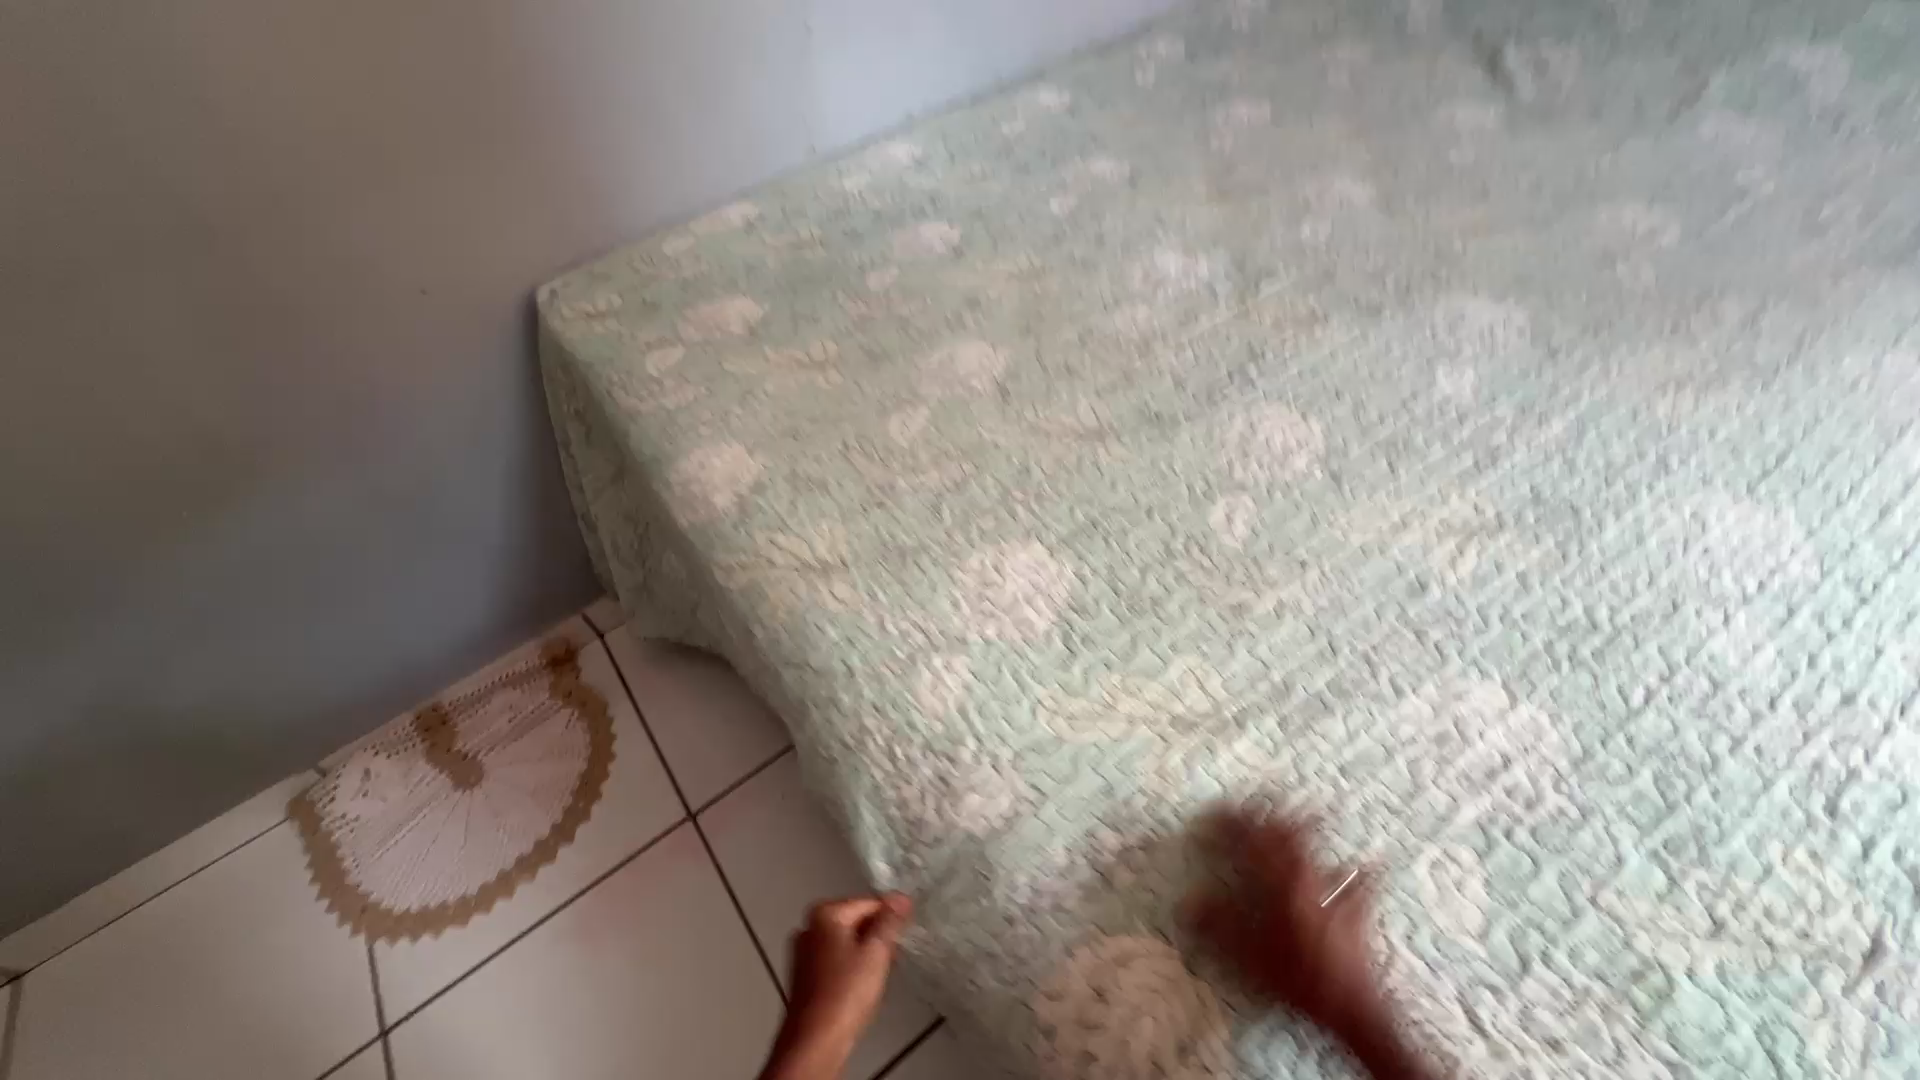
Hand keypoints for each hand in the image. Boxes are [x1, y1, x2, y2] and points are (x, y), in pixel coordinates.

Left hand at [760, 892, 912, 1079]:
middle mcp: (808, 927)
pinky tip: (860, 989)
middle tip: (890, 959)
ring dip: (865, 955)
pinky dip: (851, 970)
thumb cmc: (846, 993)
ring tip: (877, 977)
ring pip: (846, 943)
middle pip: (856, 922)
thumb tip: (901, 896)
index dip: (890, 919)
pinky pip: (836, 962)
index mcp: (824, 913)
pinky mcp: (804, 977)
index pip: (869, 904)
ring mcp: (803, 953)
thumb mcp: (876, 952)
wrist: (814, 1043)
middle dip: (876, 938)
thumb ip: (890, 921)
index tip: (903, 938)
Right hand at [1185, 811, 1397, 1051]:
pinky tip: (1368, 862)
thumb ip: (1217, 925)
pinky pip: (1361, 882)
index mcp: (1277, 883)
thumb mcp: (1246, 955)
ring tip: (1310, 808)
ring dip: (1312, 826)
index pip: (1248, 841)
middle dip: (1269, 811)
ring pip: (1321, 848)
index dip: (1227, 823)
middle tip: (1256, 797)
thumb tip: (1188, 902)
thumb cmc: (1297, 979)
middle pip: (1287, 832)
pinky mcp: (1357, 911)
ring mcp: (1334, 892)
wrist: (1352, 1007)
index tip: (1212, 813)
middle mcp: (1306, 879)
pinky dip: (1359, 869)